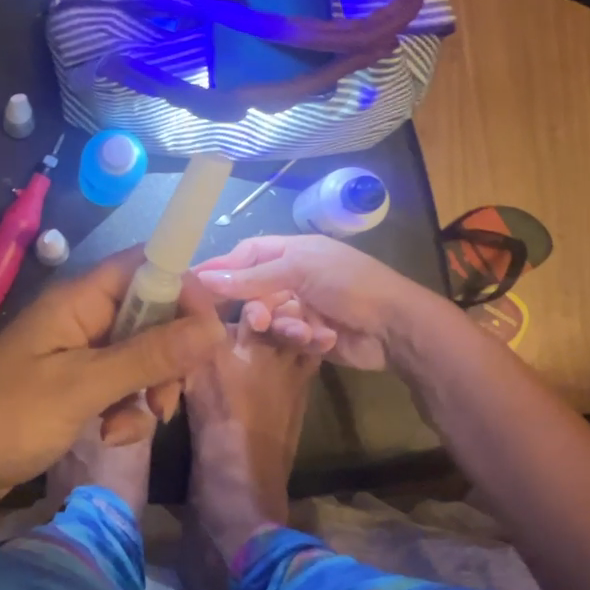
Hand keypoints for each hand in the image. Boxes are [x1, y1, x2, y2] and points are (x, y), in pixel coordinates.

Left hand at [0, 248, 227, 512]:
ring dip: (147, 392)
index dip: (185, 289)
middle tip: (166, 401)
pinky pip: (121, 386)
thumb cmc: (8, 417)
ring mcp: (79, 351)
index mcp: (79, 298)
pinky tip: (110, 437)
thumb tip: (214, 328)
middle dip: (171, 357)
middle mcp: (82, 316)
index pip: (148, 265)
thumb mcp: (82, 387)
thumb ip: (148, 356)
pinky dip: (125, 410)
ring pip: (143, 355)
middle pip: (153, 314)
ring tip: (127, 428)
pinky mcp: (76, 385)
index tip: (210, 335)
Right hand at [194, 235, 444, 370]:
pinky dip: (300, 338)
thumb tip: (203, 277)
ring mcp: (303, 307)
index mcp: (293, 251)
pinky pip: (287, 337)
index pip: (245, 254)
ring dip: (282, 324)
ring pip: (269, 316)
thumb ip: (249, 277)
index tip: (193, 282)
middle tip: (254, 320)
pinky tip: (319, 339)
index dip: (221, 267)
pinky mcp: (310, 335)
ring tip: (298, 331)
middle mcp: (295, 276)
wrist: (397, 327)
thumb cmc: (348, 285)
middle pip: (253, 289)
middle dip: (255, 304)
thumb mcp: (297, 271)